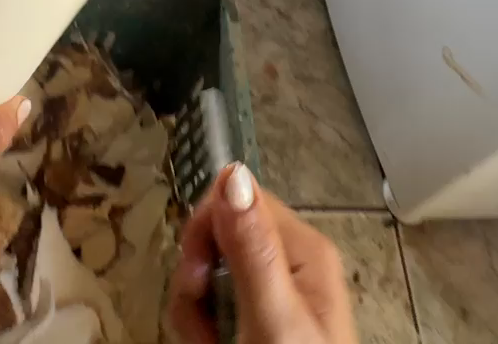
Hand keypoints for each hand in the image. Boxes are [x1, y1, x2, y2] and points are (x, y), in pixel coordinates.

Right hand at [166, 163, 358, 343]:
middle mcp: (289, 260)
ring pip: (210, 270)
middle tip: (199, 322)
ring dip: (194, 308)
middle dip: (197, 274)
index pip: (241, 198)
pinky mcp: (257, 319)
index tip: (195, 276)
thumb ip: (254, 248)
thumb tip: (232, 171)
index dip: (208, 228)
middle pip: (222, 233)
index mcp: (303, 248)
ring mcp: (273, 291)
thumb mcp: (273, 320)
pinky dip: (201, 326)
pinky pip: (213, 302)